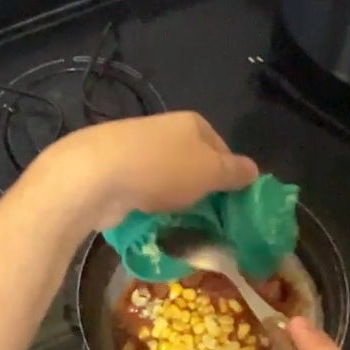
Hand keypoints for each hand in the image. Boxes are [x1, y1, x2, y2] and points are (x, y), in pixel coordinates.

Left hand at [33, 112, 259, 230]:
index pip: (222, 149)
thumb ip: (235, 173)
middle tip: (208, 219)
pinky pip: (140, 192)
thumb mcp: (211, 172)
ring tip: (180, 225)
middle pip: (193, 164)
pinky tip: (149, 223)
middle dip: (200, 190)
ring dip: (173, 201)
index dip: (230, 176)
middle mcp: (164, 131)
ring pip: (166, 179)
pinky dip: (147, 206)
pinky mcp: (112, 171)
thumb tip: (254, 171)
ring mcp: (135, 150)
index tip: (231, 204)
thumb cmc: (162, 169)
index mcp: (192, 124)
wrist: (95, 176)